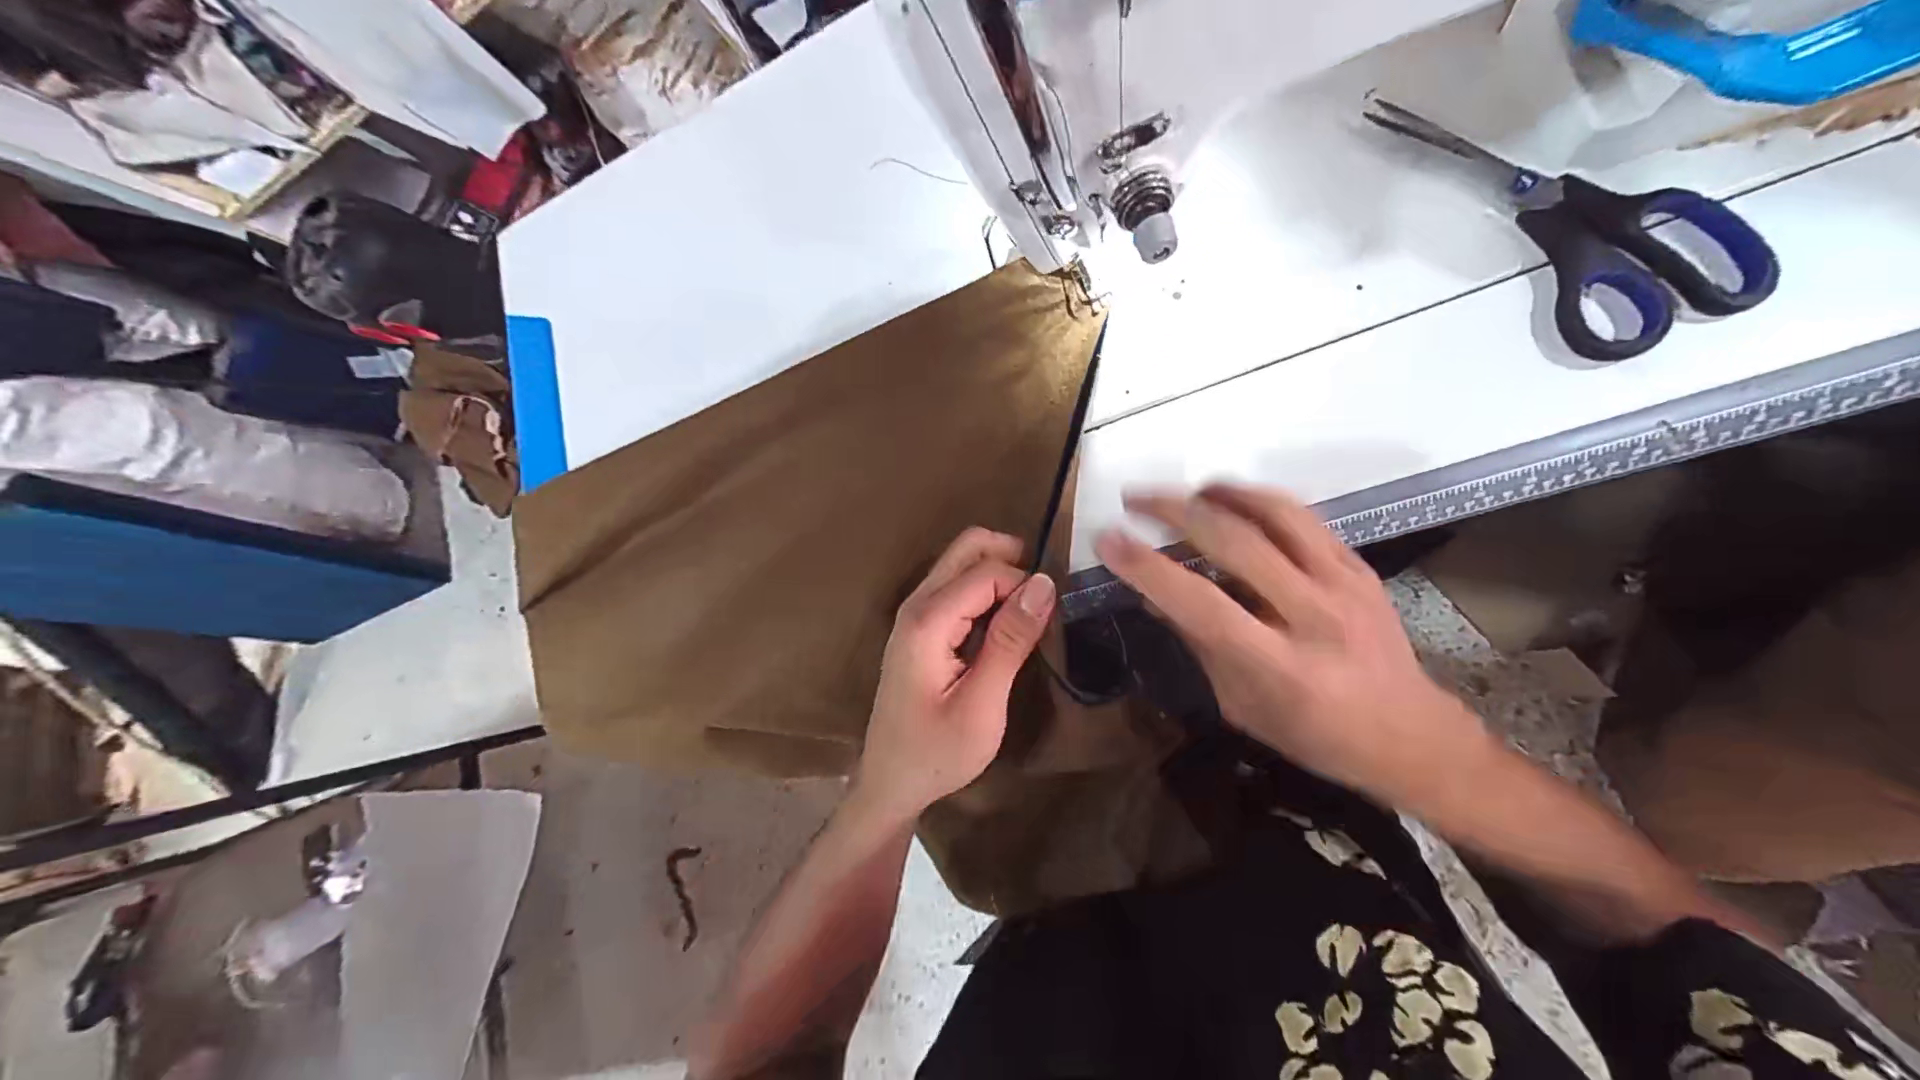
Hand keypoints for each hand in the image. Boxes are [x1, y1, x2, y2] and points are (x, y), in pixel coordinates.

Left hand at [855, 528, 1055, 820]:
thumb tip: (1043, 584)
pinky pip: (957, 588)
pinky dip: (987, 592)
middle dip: (1012, 559)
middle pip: (967, 549)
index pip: (986, 571)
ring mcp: (914, 614)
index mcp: (927, 620)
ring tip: (1032, 612)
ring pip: (961, 564)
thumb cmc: (936, 753)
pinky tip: (1007, 623)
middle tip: (1046, 597)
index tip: (1051, 618)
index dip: (1024, 584)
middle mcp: (916, 605)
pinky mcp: (920, 628)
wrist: (890, 783)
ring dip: (1000, 573)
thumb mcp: (982, 705)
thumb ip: (1010, 641)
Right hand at [1095, 485, 1495, 811]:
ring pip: (1275, 514)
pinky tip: (1231, 499)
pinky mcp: (1360, 568)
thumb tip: (1156, 597)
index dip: (1146, 567)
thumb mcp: (1242, 706)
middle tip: (1134, 499)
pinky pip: (1303, 518)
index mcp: (1278, 666)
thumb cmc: (1314, 734)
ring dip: (1220, 492)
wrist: (1410, 736)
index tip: (1107, 539)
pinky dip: (1258, 500)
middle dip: (1175, 510)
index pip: (1199, 602)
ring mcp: (1344, 585)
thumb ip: (1200, 645)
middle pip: (1236, 541)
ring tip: (1184, 489)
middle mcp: (1314, 616)